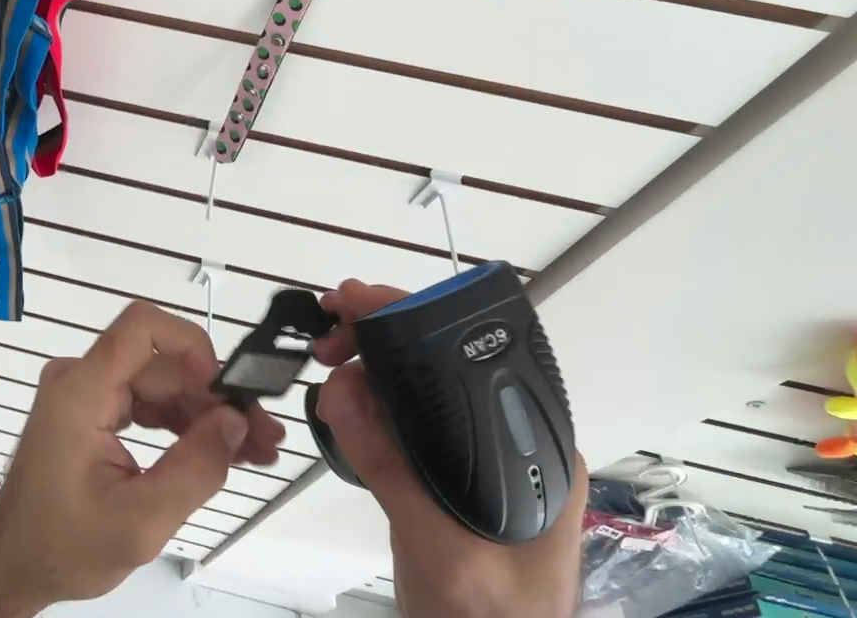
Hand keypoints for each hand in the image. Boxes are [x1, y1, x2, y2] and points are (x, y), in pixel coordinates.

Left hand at [0, 300, 287, 617]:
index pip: (140, 328)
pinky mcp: (93, 410)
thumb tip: (235, 422)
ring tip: (255, 450)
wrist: (15, 560)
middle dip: (215, 397)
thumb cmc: (63, 546)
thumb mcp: (139, 522)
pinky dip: (183, 424)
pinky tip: (220, 450)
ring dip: (207, 413)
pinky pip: (147, 402)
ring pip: (161, 383)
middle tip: (264, 438)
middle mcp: (81, 379)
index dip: (190, 345)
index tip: (224, 390)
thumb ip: (193, 469)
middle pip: (161, 364)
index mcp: (81, 392)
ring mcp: (86, 392)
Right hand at [312, 280, 585, 617]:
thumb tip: (338, 392)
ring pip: (417, 385)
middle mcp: (510, 438)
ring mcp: (478, 455)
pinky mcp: (447, 472)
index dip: (408, 318)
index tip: (352, 303)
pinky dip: (365, 399)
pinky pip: (402, 417)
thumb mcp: (441, 552)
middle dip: (378, 336)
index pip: (469, 358)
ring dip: (367, 365)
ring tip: (325, 366)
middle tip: (324, 339)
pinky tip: (340, 402)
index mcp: (532, 447)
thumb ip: (391, 473)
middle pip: (441, 362)